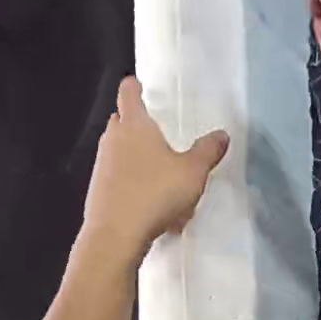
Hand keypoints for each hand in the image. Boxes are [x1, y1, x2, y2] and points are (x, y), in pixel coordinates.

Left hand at [81, 77, 228, 258]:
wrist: (116, 234)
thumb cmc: (156, 193)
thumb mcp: (193, 173)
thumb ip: (208, 152)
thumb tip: (221, 134)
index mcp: (135, 125)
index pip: (129, 93)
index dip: (135, 86)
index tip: (141, 85)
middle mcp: (113, 139)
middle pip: (122, 121)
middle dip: (137, 124)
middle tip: (159, 134)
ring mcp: (102, 164)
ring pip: (120, 150)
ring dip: (137, 156)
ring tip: (161, 174)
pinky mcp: (99, 189)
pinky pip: (119, 177)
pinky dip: (133, 181)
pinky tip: (152, 203)